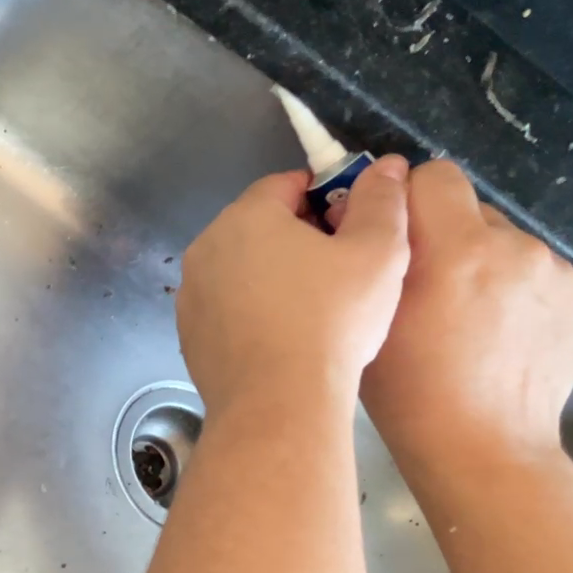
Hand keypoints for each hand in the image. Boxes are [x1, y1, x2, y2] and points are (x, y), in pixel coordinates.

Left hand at [178, 156, 410, 412]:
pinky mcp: (188, 332)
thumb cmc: (332, 320)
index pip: (285, 185)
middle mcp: (204, 249)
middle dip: (296, 235)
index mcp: (244, 218)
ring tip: (312, 304)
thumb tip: (385, 169)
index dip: (324, 197)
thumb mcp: (378, 250)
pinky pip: (225, 305)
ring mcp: (190, 293)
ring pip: (238, 267)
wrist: (276, 403)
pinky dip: (249, 309)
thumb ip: (381, 199)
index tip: (351, 225)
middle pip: (257, 225)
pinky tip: (280, 334)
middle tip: (338, 266)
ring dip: (272, 273)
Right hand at [361, 160, 572, 471]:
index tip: (388, 236)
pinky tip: (491, 336)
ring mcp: (553, 271)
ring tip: (458, 320)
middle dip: (440, 236)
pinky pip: (530, 273)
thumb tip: (381, 223)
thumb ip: (382, 260)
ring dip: (475, 264)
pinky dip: (507, 291)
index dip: (404, 199)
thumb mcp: (373, 320)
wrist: (482, 446)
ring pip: (500, 243)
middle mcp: (513, 246)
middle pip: (467, 209)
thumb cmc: (408, 391)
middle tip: (420, 288)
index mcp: (457, 249)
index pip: (434, 176)